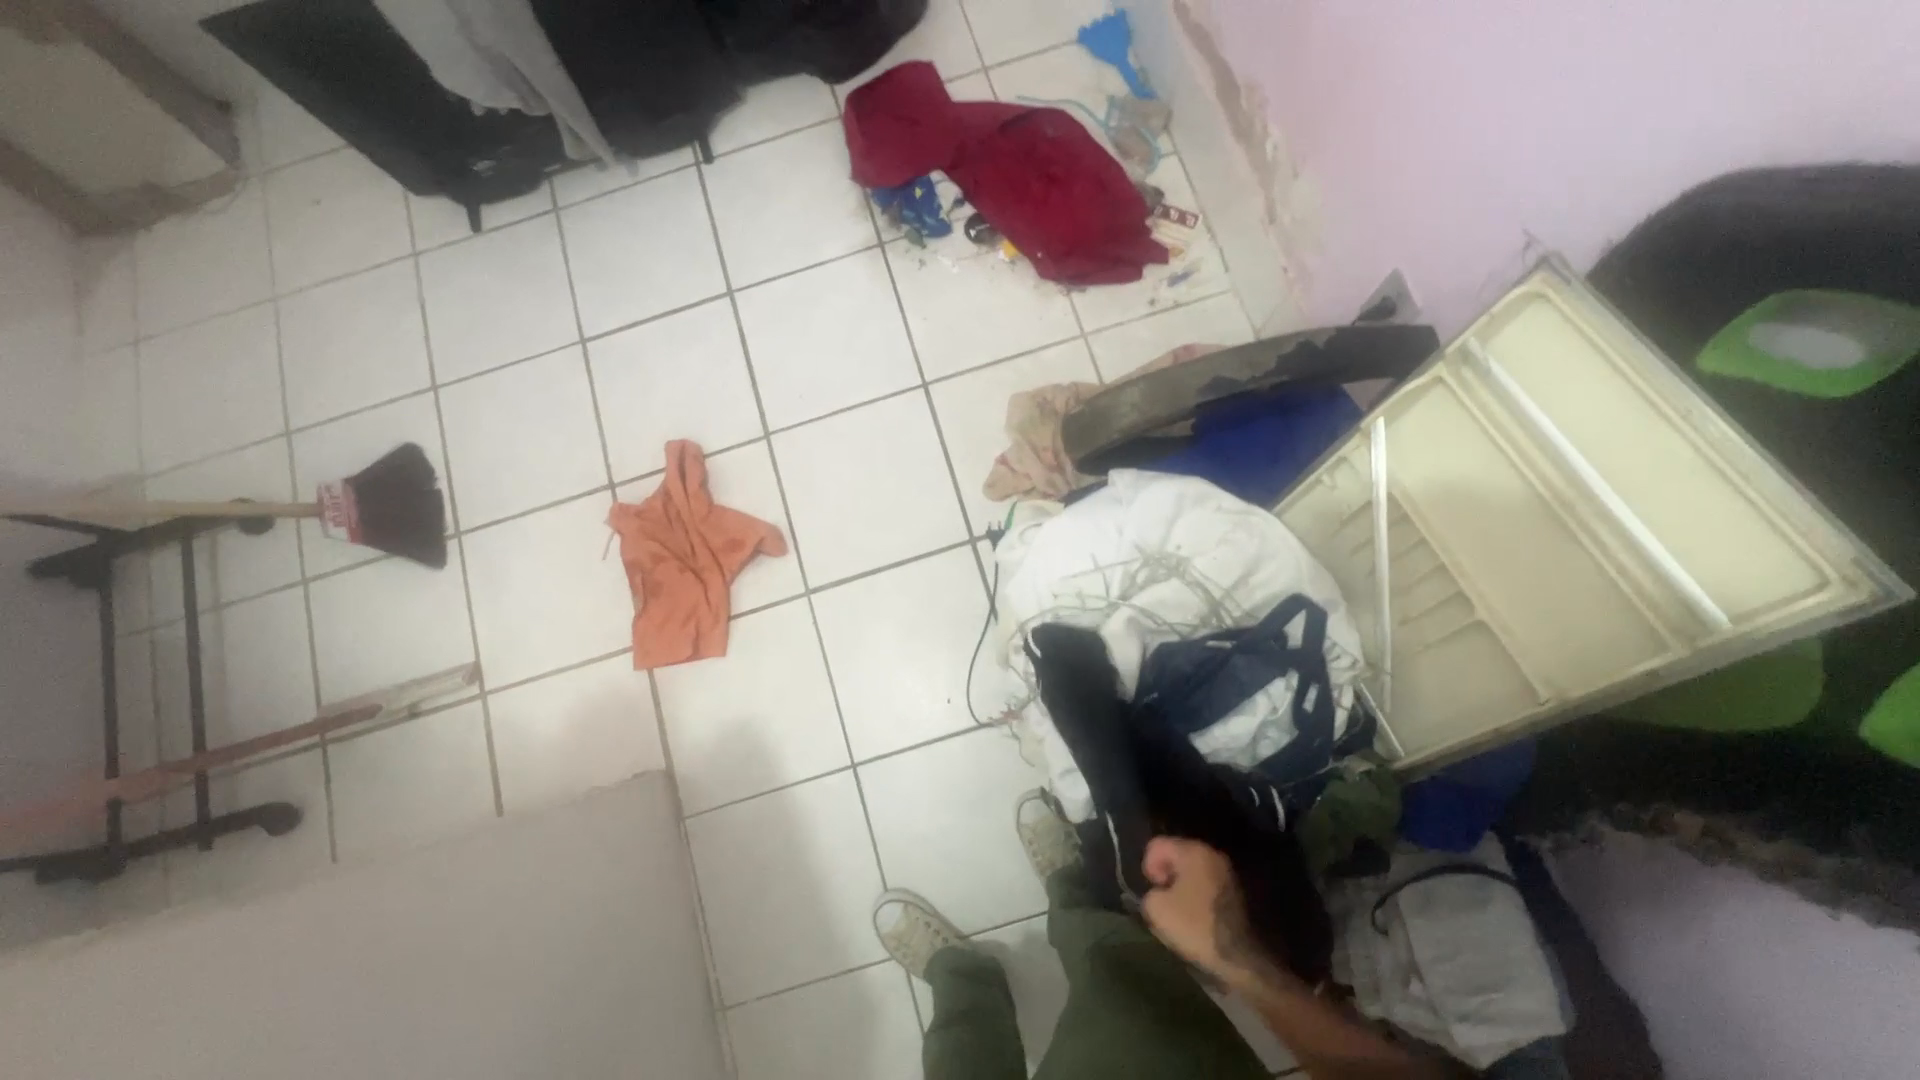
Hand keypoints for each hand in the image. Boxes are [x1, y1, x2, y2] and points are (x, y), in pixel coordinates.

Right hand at [1140, 837, 1295, 992]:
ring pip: (1192, 871)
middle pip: (1176, 855)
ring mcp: (1227, 872)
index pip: (1157, 845)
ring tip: (1180, 912)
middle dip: (1166, 876)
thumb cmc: (1196, 925)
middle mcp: (1212, 854)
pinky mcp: (1236, 891)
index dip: (1148, 867)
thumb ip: (1149, 894)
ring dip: (1182, 887)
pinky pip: (1206, 884)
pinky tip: (1196, 917)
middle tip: (1164, 901)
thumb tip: (1158, 894)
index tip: (1154, 891)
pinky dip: (1197, 895)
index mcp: (1192, 851)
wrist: (1240, 955)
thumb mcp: (1157, 910)